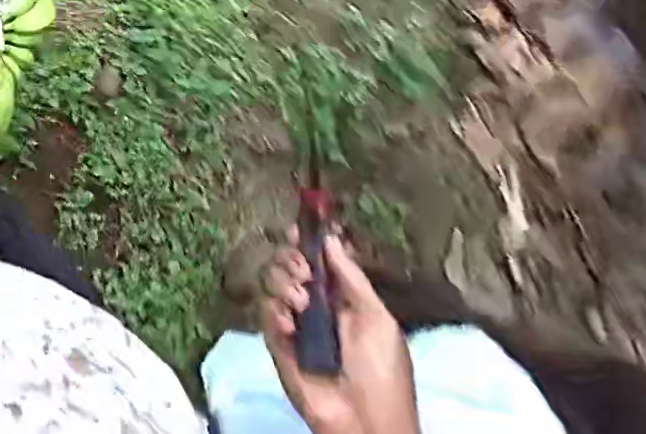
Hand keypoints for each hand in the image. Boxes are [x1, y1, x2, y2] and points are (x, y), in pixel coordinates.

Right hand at [261, 229, 416, 433]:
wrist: (366, 425)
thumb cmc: (382, 374)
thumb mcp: (378, 321)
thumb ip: (352, 278)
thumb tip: (330, 237)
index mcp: (339, 296)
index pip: (314, 258)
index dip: (304, 241)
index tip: (298, 231)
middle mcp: (312, 303)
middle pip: (286, 261)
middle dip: (290, 259)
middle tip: (303, 274)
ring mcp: (291, 320)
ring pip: (270, 279)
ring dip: (283, 284)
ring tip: (302, 306)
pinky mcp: (274, 339)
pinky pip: (263, 310)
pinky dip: (274, 313)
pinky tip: (289, 328)